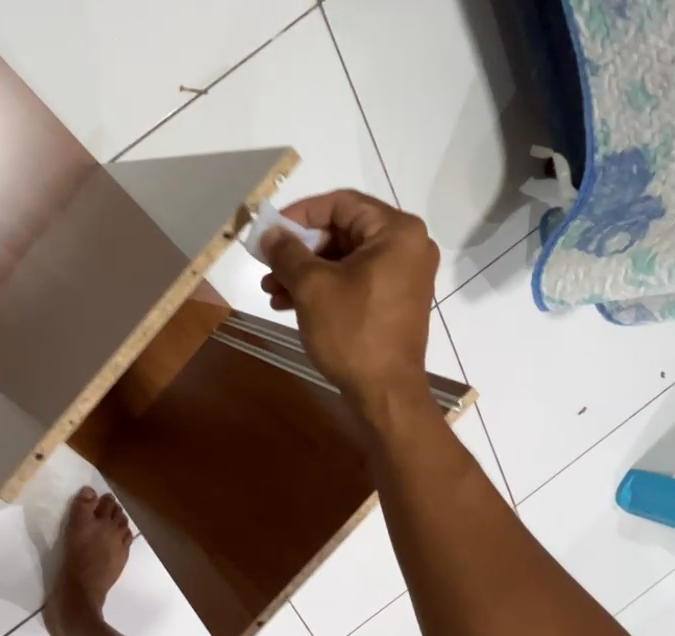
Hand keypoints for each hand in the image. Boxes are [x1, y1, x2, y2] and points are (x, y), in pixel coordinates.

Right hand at [259, 190, 439, 414]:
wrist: (385, 392)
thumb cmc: (352, 332)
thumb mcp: (312, 287)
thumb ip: (288, 253)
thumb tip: (270, 233)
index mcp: (397, 231)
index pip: (341, 204)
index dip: (299, 215)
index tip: (270, 233)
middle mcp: (407, 246)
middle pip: (343, 232)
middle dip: (300, 251)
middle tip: (267, 266)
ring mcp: (404, 276)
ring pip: (345, 261)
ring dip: (306, 273)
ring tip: (271, 290)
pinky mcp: (394, 302)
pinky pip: (354, 282)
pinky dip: (324, 289)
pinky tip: (290, 304)